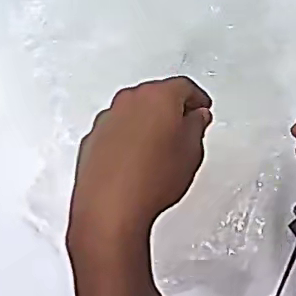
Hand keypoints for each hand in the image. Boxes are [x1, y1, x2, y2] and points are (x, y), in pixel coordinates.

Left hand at [69, 77, 212, 263]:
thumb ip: (197, 125)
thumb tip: (196, 118)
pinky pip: (116, 131)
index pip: (184, 86)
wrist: (110, 209)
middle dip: (172, 109)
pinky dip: (128, 139)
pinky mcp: (92, 140)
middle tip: (185, 127)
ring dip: (148, 124)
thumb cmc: (150, 180)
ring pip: (134, 113)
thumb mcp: (192, 150)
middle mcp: (129, 101)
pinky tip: (138, 162)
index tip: (202, 107)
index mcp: (158, 96)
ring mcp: (107, 119)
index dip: (197, 98)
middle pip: (156, 96)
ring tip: (161, 151)